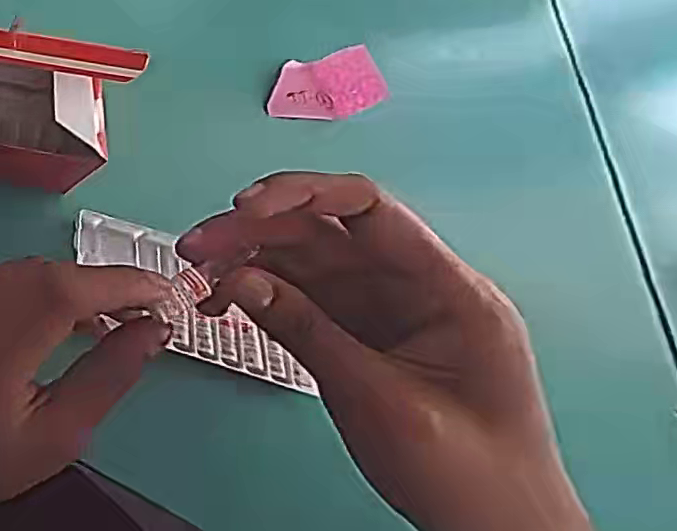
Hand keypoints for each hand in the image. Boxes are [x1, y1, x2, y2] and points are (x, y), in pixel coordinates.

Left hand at [0, 259, 171, 529]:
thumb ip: (109, 376)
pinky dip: (43, 284)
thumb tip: (155, 328)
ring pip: (30, 268)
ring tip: (104, 318)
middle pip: (46, 274)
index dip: (114, 284)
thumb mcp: (60, 435)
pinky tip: (59, 314)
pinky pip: (10, 272)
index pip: (58, 297)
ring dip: (73, 285)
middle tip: (141, 308)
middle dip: (101, 285)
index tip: (160, 290)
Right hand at [176, 172, 593, 530]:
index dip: (303, 193)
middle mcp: (406, 282)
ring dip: (241, 256)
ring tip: (199, 274)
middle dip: (252, 230)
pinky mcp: (348, 323)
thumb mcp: (387, 407)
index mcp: (446, 288)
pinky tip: (222, 299)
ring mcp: (374, 301)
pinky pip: (289, 288)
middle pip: (317, 227)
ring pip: (295, 253)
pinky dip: (250, 288)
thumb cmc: (478, 484)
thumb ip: (310, 335)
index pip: (367, 207)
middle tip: (200, 245)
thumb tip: (241, 280)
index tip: (249, 205)